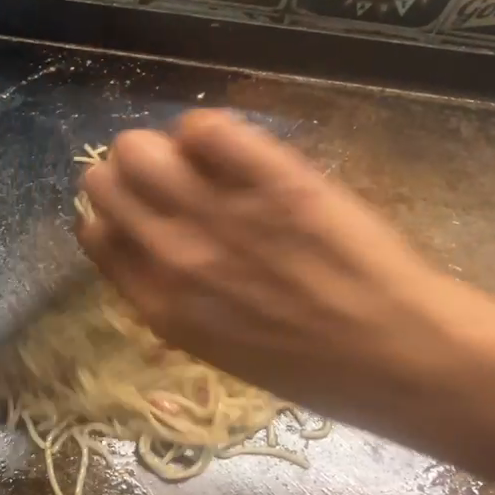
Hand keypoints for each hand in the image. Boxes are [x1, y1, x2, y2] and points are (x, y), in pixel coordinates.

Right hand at [76, 109, 494, 423]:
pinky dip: (207, 130)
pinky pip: (205, 127)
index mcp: (157, 301)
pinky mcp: (273, 178)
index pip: (94, 233)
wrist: (400, 355)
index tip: (142, 214)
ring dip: (161, 147)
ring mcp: (219, 214)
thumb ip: (171, 298)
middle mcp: (173, 254)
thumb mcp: (215, 348)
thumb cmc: (311, 366)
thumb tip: (151, 249)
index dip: (115, 216)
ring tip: (201, 161)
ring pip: (138, 147)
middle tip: (170, 181)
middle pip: (103, 181)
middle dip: (128, 175)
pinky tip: (234, 149)